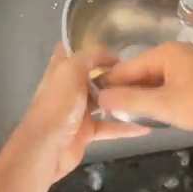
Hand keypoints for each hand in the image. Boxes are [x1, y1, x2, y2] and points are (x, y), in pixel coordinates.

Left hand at [0, 44, 148, 185]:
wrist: (46, 149)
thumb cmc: (57, 105)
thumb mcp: (71, 70)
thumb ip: (90, 56)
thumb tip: (110, 53)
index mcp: (61, 70)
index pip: (73, 50)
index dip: (90, 44)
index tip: (115, 42)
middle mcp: (69, 88)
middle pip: (94, 75)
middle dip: (114, 72)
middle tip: (140, 68)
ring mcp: (78, 111)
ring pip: (104, 100)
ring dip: (121, 97)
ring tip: (147, 92)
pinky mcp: (87, 132)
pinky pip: (110, 127)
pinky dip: (126, 127)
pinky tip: (146, 126)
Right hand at [95, 42, 192, 133]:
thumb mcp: (164, 105)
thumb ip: (131, 100)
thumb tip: (102, 96)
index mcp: (164, 53)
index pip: (125, 67)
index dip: (108, 84)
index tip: (91, 101)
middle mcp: (175, 52)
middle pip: (141, 71)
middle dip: (126, 90)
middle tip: (108, 112)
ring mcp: (190, 62)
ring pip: (156, 78)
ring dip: (143, 95)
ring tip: (128, 113)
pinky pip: (171, 82)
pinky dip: (160, 95)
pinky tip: (156, 110)